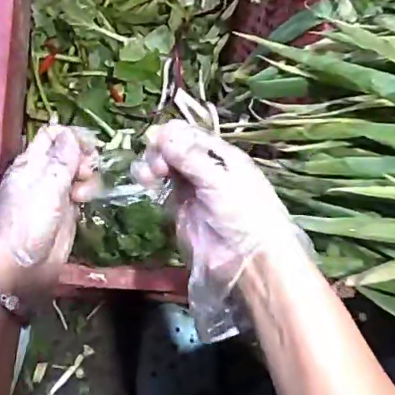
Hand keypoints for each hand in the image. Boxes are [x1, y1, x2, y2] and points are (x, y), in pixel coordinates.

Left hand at [0, 125, 99, 293]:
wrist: (23, 269)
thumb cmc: (27, 226)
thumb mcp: (45, 189)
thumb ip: (61, 161)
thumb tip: (71, 135)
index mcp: (30, 164)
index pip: (51, 136)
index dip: (71, 135)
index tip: (89, 145)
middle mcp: (42, 174)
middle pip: (69, 152)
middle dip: (84, 156)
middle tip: (87, 170)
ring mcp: (55, 193)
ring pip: (78, 172)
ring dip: (87, 177)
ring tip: (83, 193)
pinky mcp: (66, 211)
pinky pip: (82, 191)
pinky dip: (87, 192)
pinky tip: (85, 202)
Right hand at [132, 121, 308, 317]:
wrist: (247, 260)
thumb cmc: (244, 215)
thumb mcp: (220, 182)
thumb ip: (191, 159)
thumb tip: (163, 135)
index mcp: (221, 155)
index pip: (187, 134)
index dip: (170, 137)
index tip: (161, 149)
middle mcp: (204, 166)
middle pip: (171, 146)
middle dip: (157, 151)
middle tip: (157, 169)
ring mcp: (190, 186)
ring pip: (162, 163)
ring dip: (150, 164)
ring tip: (148, 177)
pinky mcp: (179, 206)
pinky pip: (160, 184)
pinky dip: (149, 179)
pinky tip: (146, 184)